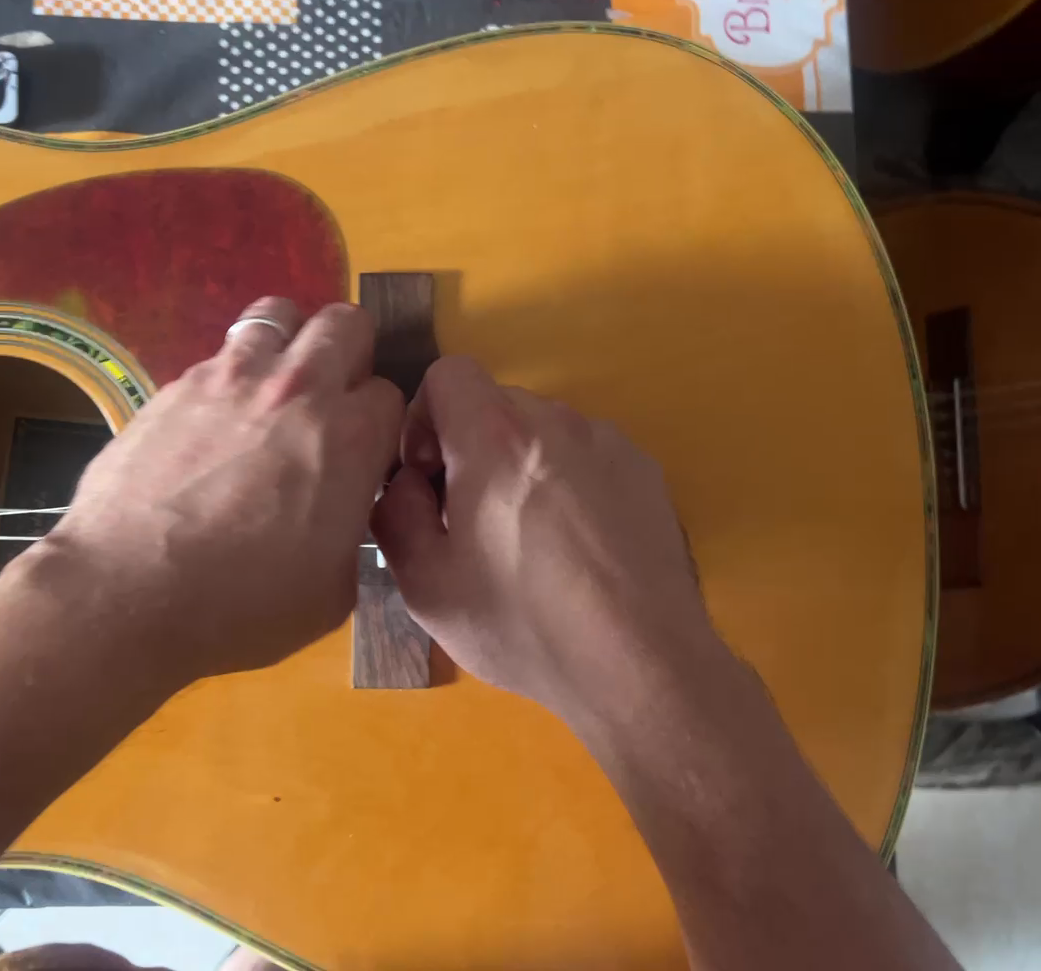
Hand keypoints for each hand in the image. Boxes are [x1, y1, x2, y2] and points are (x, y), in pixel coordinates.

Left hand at [37, 297, 403, 682]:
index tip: (363, 451)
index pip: (392, 393)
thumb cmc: (242, 606)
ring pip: (280, 314)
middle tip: (329, 401)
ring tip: (273, 387)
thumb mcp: (332, 591)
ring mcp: (233, 376)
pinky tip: (214, 420)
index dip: (380, 423)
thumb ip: (351, 534)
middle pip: (346, 323)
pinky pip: (222, 352)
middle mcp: (299, 388)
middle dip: (350, 355)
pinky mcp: (178, 383)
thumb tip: (339, 511)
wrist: (128, 594)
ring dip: (289, 342)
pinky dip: (233, 374)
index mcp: (350, 438)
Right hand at [370, 356, 730, 725]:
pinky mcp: (645, 470)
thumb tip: (408, 483)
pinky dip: (565, 479)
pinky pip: (585, 453)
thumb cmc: (524, 626)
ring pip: (541, 429)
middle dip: (469, 446)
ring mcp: (609, 443)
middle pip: (494, 402)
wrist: (642, 667)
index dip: (425, 417)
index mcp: (497, 438)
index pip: (449, 372)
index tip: (430, 476)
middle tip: (470, 518)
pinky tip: (575, 545)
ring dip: (518, 464)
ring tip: (527, 538)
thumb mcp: (426, 585)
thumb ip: (395, 513)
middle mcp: (558, 422)